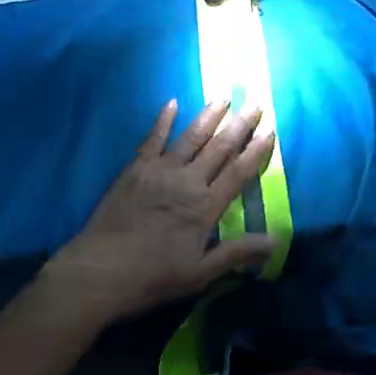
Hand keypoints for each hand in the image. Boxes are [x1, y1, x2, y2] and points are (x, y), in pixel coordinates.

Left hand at [37, 100, 276, 324]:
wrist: (101, 270)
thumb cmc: (153, 277)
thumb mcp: (200, 273)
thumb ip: (236, 253)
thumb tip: (275, 240)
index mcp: (205, 207)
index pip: (238, 173)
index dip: (256, 152)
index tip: (270, 131)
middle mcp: (187, 181)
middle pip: (219, 149)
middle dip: (239, 126)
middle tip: (254, 104)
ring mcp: (159, 171)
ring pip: (190, 137)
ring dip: (208, 116)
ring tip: (223, 97)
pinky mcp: (135, 169)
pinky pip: (152, 139)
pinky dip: (163, 120)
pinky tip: (172, 103)